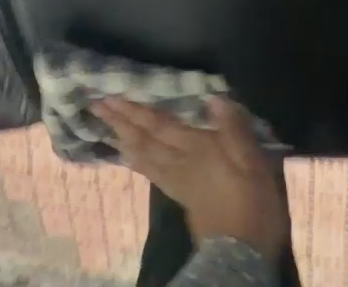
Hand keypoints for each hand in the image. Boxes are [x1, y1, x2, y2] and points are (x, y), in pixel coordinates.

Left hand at [91, 95, 290, 260]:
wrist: (241, 251)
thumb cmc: (250, 201)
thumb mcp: (251, 161)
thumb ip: (233, 128)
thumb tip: (213, 96)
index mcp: (196, 147)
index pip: (159, 124)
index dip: (136, 110)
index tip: (111, 96)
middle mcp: (178, 160)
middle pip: (145, 138)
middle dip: (121, 120)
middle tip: (96, 104)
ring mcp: (176, 179)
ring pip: (143, 153)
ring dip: (123, 137)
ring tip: (105, 124)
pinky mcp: (179, 194)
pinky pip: (150, 171)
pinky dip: (136, 159)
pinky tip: (128, 154)